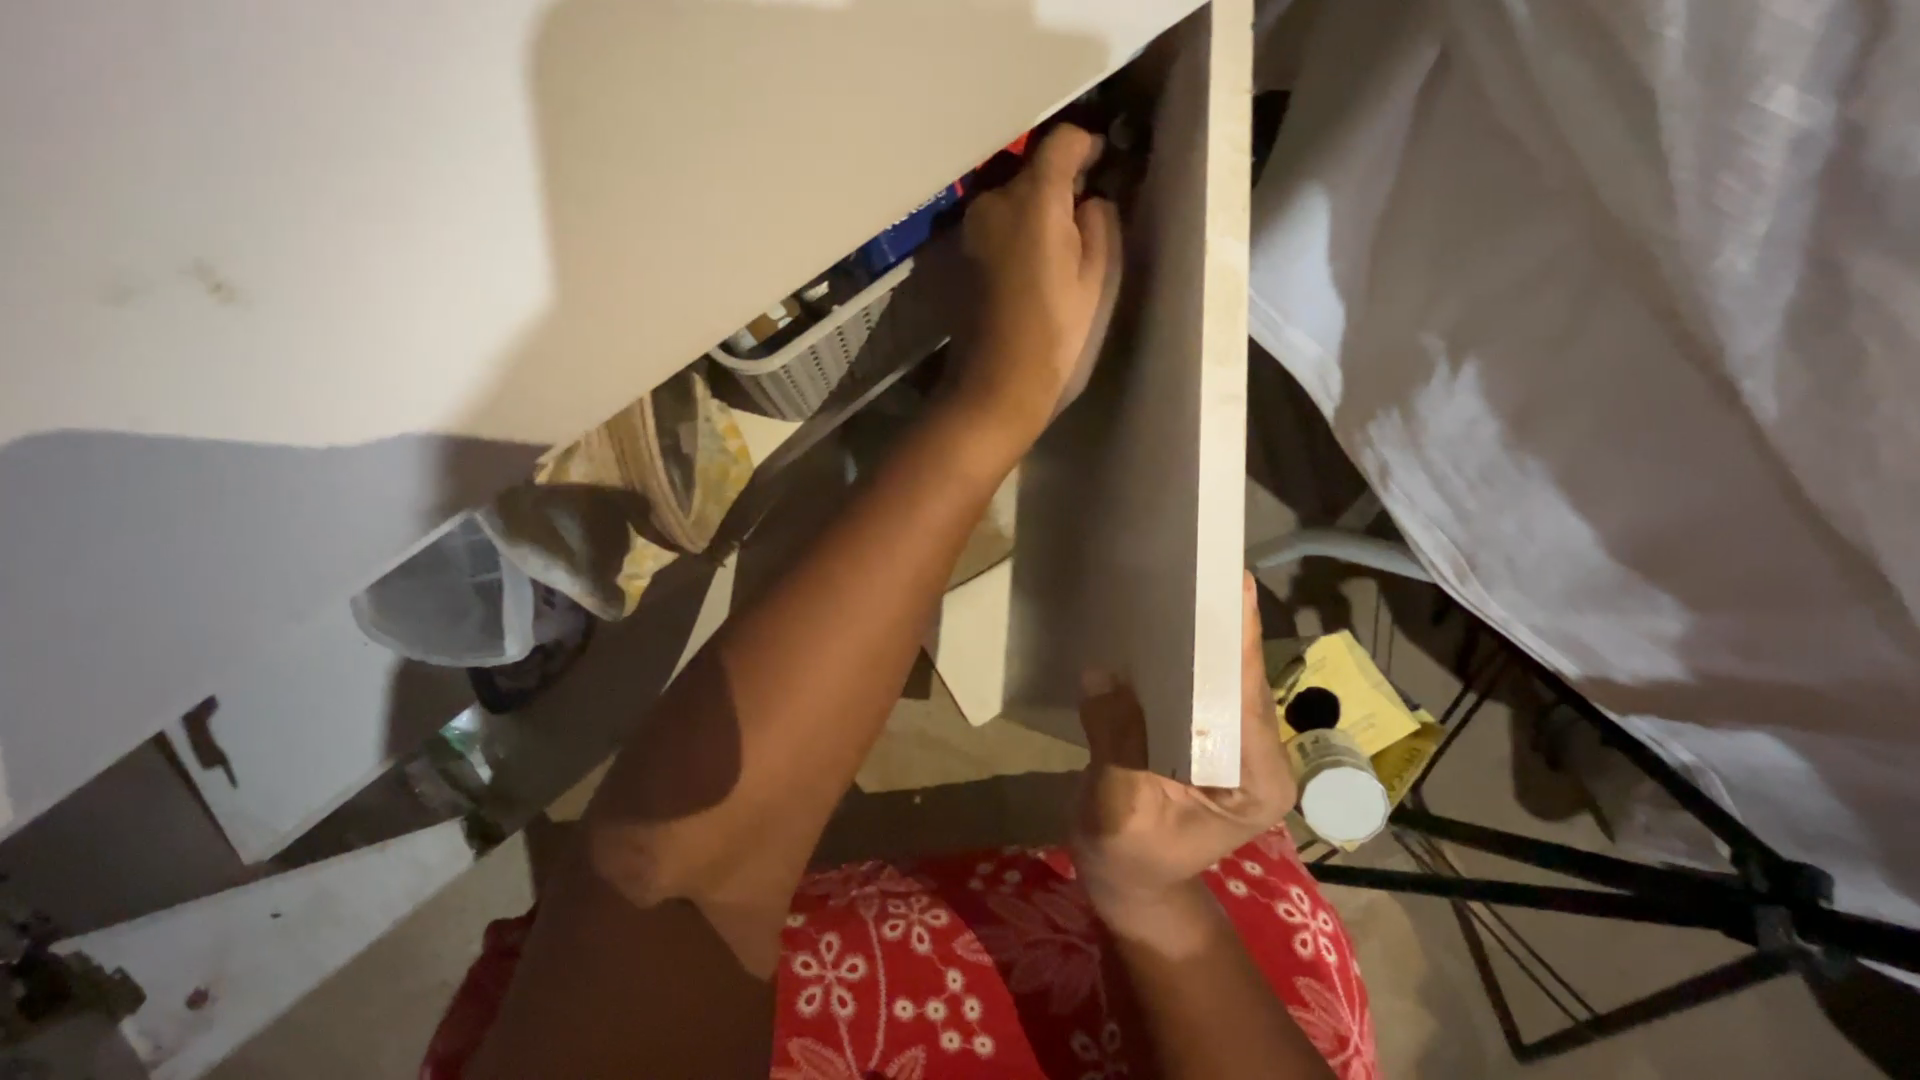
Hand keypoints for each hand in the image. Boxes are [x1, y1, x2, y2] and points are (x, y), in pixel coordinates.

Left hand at [952, 124, 1122, 438]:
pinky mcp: (958, 250)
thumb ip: (1099, 222)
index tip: (1102, 166)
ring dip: (1033, 207)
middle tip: (1081, 218)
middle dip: (1058, 183)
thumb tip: (1090, 199)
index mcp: (1033, 199)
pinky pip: (994, 222)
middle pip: (1031, 168)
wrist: (994, 383)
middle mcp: (993, 199)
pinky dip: (1013, 228)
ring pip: (1010, 195)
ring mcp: (970, 225)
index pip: (1062, 140)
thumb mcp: (1097, 277)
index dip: (1087, 147)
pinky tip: (1028, 263)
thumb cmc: (1054, 333)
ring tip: (1055, 246)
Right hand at [1069, 573, 1295, 940]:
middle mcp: (1258, 758)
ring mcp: (1236, 747)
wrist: (1128, 882)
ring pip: (1224, 681)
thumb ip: (1116, 739)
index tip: (1237, 587)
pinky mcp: (1210, 737)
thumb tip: (1102, 672)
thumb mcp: (1118, 807)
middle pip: (1242, 683)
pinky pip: (1201, 688)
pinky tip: (1165, 624)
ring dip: (1205, 639)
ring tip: (1187, 583)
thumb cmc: (1129, 858)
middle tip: (1205, 568)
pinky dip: (1184, 659)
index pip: (1248, 702)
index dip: (1239, 645)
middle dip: (1223, 631)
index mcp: (1256, 782)